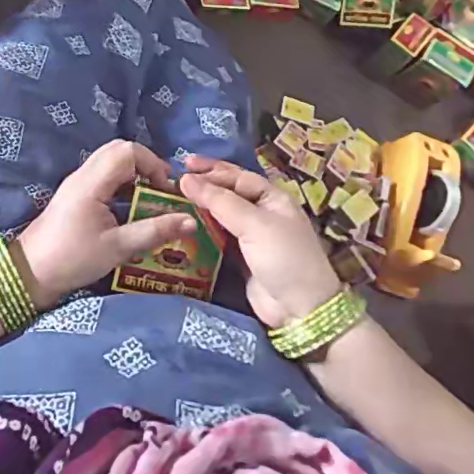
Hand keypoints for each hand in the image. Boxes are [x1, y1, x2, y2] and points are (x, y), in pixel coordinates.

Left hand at [16, 141, 197, 304]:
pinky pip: (104, 175)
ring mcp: (77, 183)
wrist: (30, 273)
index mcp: (92, 182)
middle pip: (119, 150)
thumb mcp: (118, 247)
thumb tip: (191, 222)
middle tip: (160, 191)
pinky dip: (122, 183)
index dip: (153, 164)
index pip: (128, 151)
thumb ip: (155, 231)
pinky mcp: (75, 195)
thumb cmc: (72, 259)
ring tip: (149, 199)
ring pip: (111, 161)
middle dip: (146, 165)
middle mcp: (83, 175)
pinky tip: (131, 208)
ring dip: (134, 174)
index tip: (165, 190)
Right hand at [177, 155, 340, 328]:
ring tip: (174, 199)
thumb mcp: (254, 224)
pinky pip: (218, 237)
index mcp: (273, 198)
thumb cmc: (283, 257)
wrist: (299, 308)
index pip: (238, 177)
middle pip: (229, 193)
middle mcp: (263, 213)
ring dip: (200, 207)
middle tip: (174, 179)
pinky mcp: (241, 258)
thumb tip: (185, 179)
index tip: (183, 165)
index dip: (212, 170)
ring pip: (221, 215)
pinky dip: (202, 230)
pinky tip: (184, 225)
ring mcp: (252, 236)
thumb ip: (219, 201)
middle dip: (205, 185)